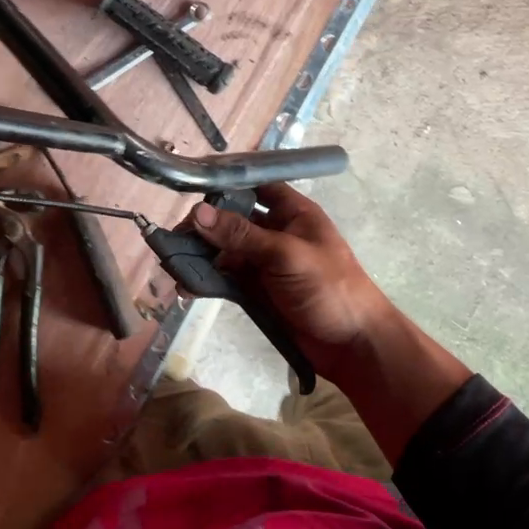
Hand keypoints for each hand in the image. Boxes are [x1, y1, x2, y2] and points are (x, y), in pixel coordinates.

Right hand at [187, 183, 397, 379]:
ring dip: (201, 255)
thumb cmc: (330, 288)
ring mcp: (267, 263)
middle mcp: (277, 232)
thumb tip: (197, 212)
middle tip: (176, 235)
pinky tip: (187, 287)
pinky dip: (207, 281)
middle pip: (234, 218)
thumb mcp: (286, 255)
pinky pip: (227, 278)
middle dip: (205, 224)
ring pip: (226, 250)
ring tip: (173, 263)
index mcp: (293, 213)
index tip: (192, 183)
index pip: (257, 183)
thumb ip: (241, 234)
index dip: (228, 180)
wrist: (355, 347)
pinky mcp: (259, 291)